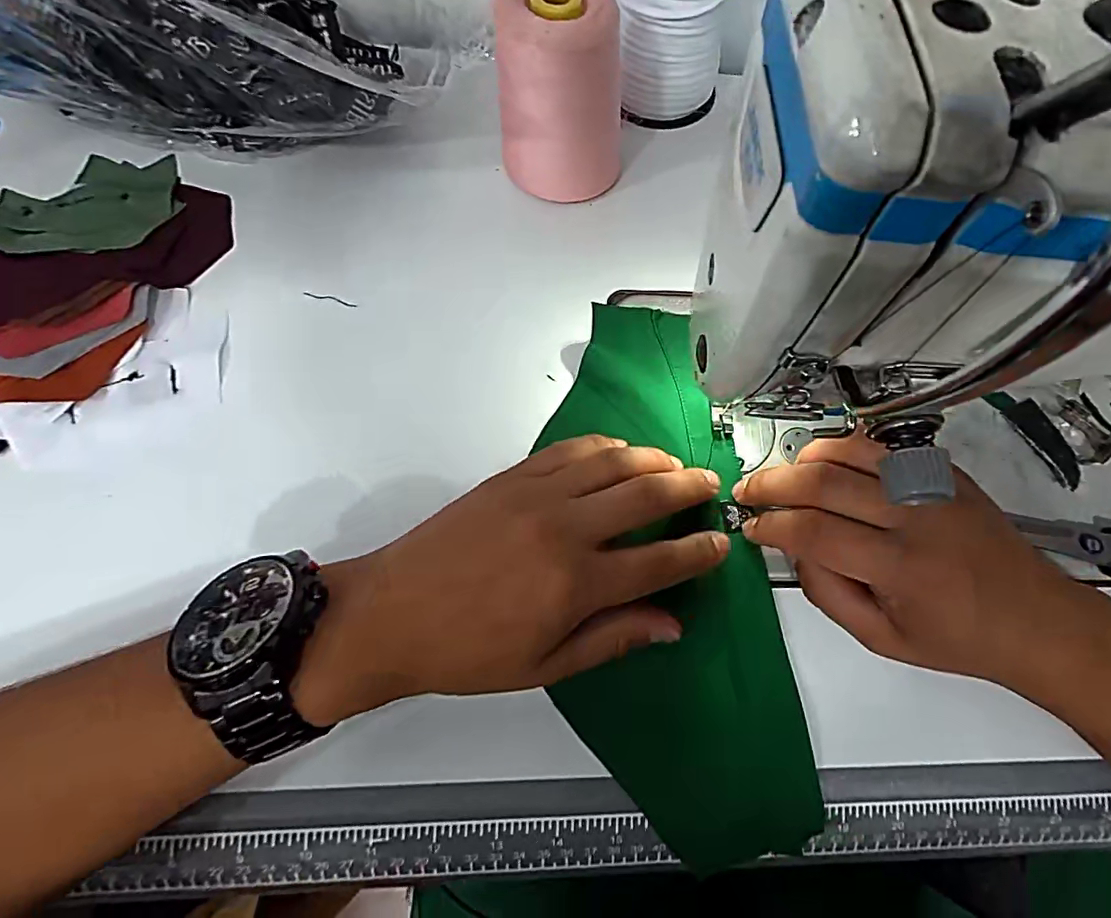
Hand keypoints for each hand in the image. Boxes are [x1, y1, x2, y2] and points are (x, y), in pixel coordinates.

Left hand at [292, 436, 727, 723]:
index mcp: (576, 585)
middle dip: (689, 487)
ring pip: (614, 462)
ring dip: (653, 459)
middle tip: (710, 485)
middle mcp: (565, 530)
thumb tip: (672, 625)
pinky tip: (620, 452)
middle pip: (646, 495)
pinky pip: (572, 449)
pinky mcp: (514, 475)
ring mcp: (538, 494)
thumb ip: (613, 639)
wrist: (390, 613)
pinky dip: (605, 446)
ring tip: (675, 465)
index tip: (719, 543)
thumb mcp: (545, 665)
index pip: (659, 561)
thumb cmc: (468, 651)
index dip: (698, 552)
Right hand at [734, 433, 1110, 693]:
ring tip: (781, 475)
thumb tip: (794, 550)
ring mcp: (931, 485)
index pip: (814, 533)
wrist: (1035, 617)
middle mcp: (914, 517)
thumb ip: (829, 594)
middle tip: (747, 492)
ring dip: (802, 458)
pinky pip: (879, 445)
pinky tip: (823, 461)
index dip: (772, 527)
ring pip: (848, 451)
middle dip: (772, 484)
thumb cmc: (960, 638)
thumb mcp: (885, 640)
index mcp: (900, 568)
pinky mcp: (942, 470)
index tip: (752, 529)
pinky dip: (841, 447)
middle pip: (822, 483)